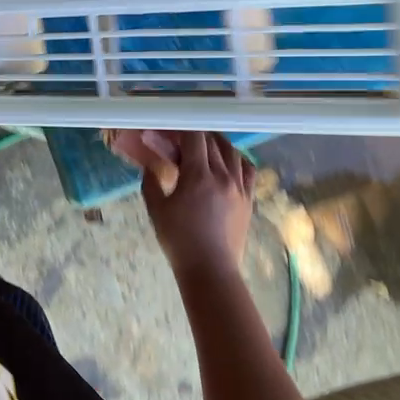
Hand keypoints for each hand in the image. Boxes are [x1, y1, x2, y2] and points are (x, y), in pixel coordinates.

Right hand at [113, 130, 254, 275]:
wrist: (210, 269)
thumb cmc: (179, 240)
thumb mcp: (156, 209)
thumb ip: (151, 182)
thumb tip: (150, 165)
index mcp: (198, 176)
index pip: (194, 137)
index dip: (182, 129)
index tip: (171, 131)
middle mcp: (223, 176)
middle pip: (213, 142)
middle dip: (196, 135)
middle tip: (181, 140)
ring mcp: (239, 187)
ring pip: (232, 152)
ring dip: (217, 143)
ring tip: (205, 146)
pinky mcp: (248, 199)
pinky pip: (248, 170)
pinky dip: (237, 159)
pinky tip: (228, 162)